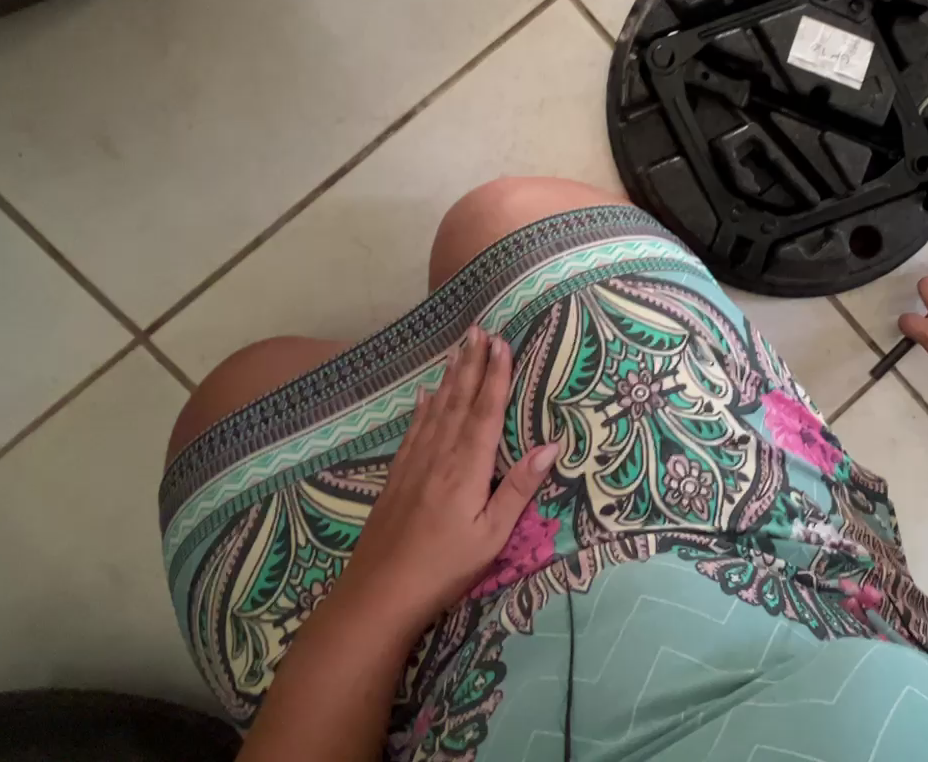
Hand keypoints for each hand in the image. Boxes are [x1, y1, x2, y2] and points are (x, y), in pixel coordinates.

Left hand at [334, 325, 556, 636]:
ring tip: (460, 348)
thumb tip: (550, 446)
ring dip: (450, 377)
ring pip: (436, 410)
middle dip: (472, 364)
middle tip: (480, 330)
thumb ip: (518, 488)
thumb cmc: (444, 568)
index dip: (496, 376)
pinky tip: (427, 393)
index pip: (485, 412)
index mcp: (467, 469)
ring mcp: (415, 465)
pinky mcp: (397, 478)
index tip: (502, 343)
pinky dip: (423, 407)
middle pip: (459, 401)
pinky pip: (414, 431)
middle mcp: (440, 457)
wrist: (376, 597)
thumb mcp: (492, 536)